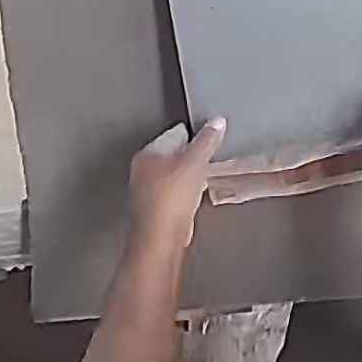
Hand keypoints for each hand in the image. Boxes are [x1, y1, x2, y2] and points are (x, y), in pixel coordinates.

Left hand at [128, 117, 225, 253]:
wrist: (160, 241)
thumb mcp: (195, 162)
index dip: (194, 132)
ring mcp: (148, 191)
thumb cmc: (171, 199)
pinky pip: (176, 192)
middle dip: (192, 154)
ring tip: (206, 174)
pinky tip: (197, 195)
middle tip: (210, 154)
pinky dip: (187, 191)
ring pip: (174, 174)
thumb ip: (207, 140)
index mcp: (148, 154)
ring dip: (190, 174)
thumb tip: (217, 121)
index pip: (174, 133)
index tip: (210, 134)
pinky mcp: (157, 210)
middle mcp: (143, 170)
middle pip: (173, 153)